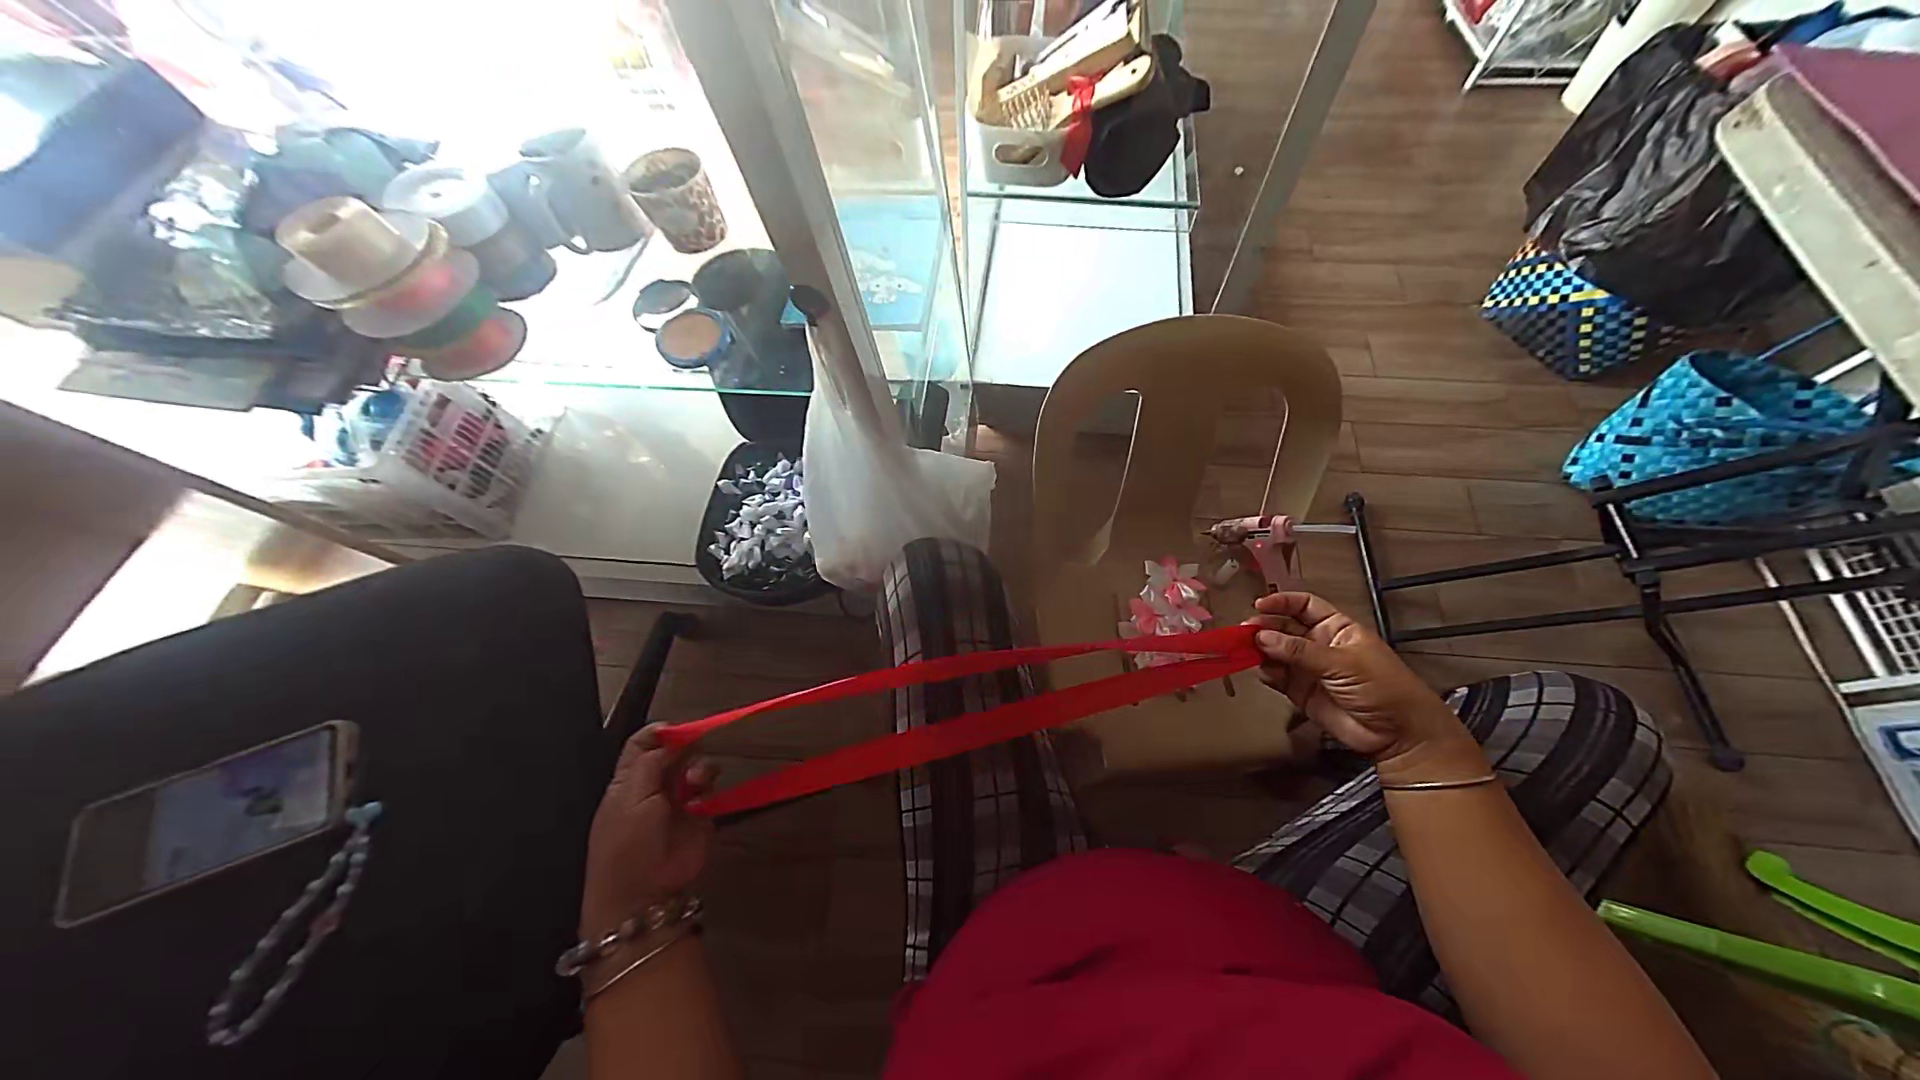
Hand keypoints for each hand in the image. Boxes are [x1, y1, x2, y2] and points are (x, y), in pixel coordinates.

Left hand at [580, 724, 715, 938]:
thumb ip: (650, 762)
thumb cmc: (626, 844)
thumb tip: (669, 739)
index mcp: (628, 780)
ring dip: (699, 766)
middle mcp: (655, 785)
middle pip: (675, 751)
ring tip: (696, 781)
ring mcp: (679, 800)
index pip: (643, 743)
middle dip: (687, 746)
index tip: (678, 728)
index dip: (660, 732)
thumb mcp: (629, 797)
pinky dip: (709, 785)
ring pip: (697, 766)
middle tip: (695, 748)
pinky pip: (711, 788)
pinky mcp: (701, 814)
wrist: (642, 894)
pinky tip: (702, 796)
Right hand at [1244, 593, 1481, 781]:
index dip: (1282, 602)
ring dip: (1260, 649)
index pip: (1304, 605)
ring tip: (1247, 651)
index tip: (1259, 604)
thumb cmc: (1383, 688)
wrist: (1397, 735)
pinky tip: (1263, 671)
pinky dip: (1265, 672)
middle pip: (1284, 627)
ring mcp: (1307, 668)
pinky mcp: (1299, 691)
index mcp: (1336, 628)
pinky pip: (1275, 676)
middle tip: (1246, 631)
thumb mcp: (1343, 662)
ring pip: (1275, 651)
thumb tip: (1262, 636)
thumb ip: (1300, 650)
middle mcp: (1319, 644)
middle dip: (1265, 627)